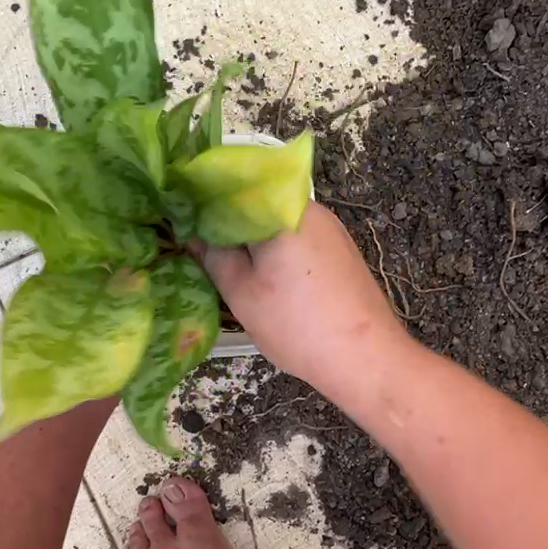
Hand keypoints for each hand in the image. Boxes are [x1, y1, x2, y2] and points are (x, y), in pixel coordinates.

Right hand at [195, 201, 413, 393]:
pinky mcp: (340, 249)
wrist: (366, 357)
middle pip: (256, 205)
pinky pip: (297, 239)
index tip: (182, 228)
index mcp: (281, 210)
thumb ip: (214, 257)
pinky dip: (277, 253)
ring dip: (252, 242)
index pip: (228, 191)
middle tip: (203, 254)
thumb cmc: (299, 327)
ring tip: (232, 272)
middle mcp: (309, 209)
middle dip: (228, 226)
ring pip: (276, 224)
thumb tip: (194, 235)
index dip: (200, 208)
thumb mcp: (243, 294)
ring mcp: (329, 228)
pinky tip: (267, 281)